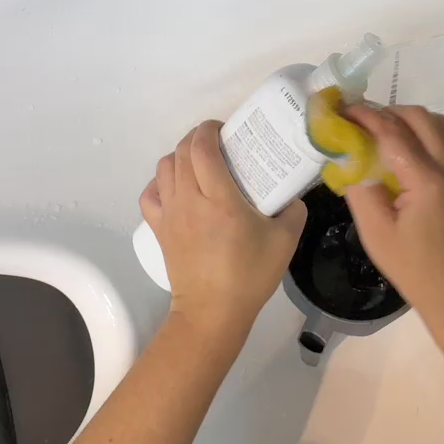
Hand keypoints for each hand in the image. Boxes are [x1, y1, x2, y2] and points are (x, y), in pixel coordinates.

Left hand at [139, 120, 306, 341]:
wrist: (212, 314)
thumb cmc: (249, 275)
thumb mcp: (286, 241)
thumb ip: (294, 210)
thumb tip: (293, 194)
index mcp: (219, 198)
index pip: (201, 148)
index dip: (208, 129)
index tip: (224, 128)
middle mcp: (189, 200)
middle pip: (181, 152)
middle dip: (196, 138)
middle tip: (217, 142)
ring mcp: (170, 214)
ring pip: (163, 168)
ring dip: (179, 156)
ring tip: (198, 162)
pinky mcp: (159, 229)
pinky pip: (150, 194)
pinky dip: (159, 182)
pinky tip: (175, 187)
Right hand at [341, 105, 443, 324]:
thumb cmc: (415, 269)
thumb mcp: (375, 233)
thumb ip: (359, 189)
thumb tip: (348, 157)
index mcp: (426, 180)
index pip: (392, 132)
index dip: (365, 116)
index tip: (343, 110)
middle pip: (418, 117)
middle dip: (386, 111)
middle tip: (360, 122)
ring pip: (438, 123)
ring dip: (408, 119)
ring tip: (382, 132)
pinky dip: (425, 132)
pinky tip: (406, 149)